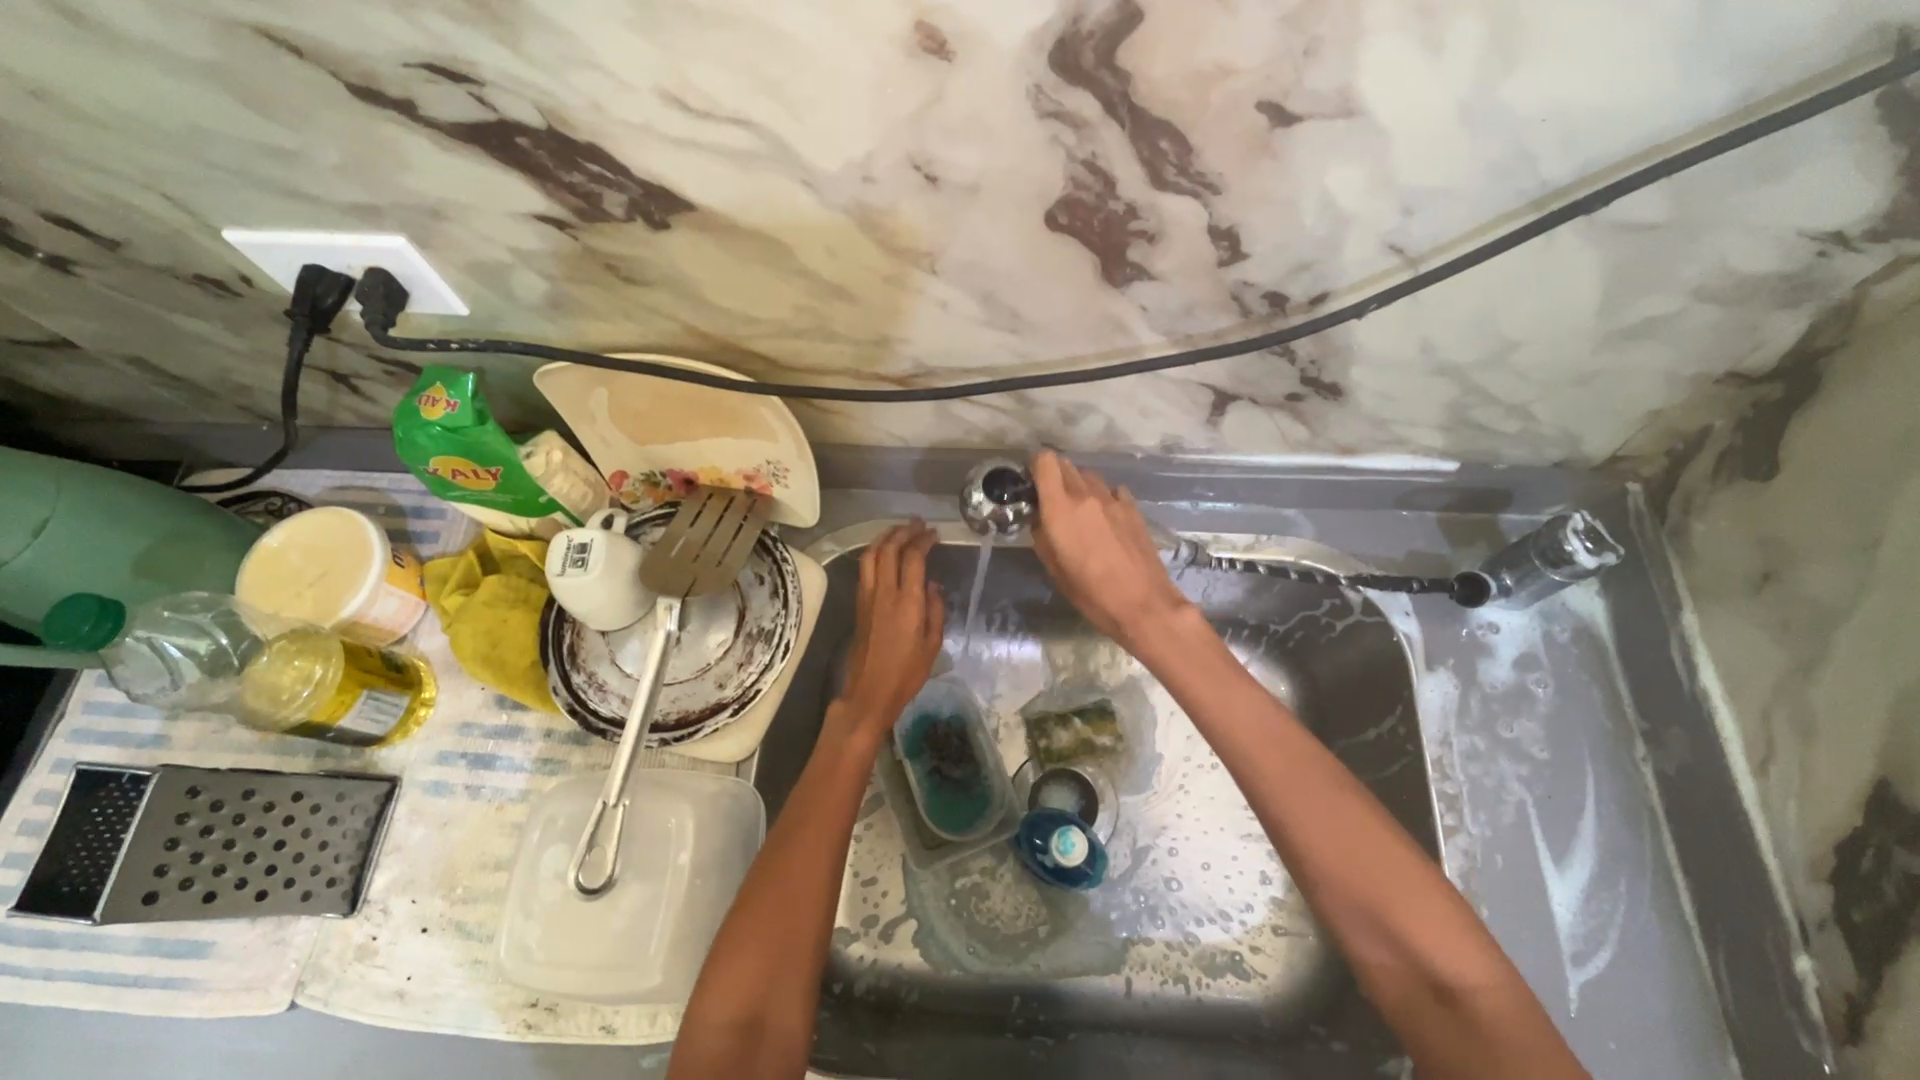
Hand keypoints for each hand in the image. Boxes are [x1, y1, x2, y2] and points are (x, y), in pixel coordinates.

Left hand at [833, 520, 944, 744]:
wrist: (870, 690)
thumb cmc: (907, 672)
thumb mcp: (933, 644)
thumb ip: (935, 610)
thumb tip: (932, 585)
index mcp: (907, 602)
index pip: (913, 558)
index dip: (923, 540)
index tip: (934, 533)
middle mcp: (884, 593)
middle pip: (889, 549)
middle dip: (903, 531)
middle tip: (917, 524)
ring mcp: (867, 597)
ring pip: (871, 555)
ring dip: (884, 537)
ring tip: (898, 531)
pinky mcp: (858, 604)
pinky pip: (864, 568)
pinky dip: (874, 553)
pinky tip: (883, 552)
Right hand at [1029, 450, 1193, 649]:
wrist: (1142, 603)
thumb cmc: (1091, 593)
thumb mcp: (1054, 569)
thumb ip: (1042, 536)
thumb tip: (1041, 519)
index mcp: (1060, 508)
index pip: (1045, 461)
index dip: (1035, 467)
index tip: (1032, 484)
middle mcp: (1086, 495)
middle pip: (1066, 465)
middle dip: (1055, 476)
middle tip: (1052, 501)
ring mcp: (1113, 499)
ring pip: (1089, 476)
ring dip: (1079, 486)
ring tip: (1079, 511)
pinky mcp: (1133, 508)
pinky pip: (1112, 491)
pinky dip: (1104, 497)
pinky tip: (1106, 518)